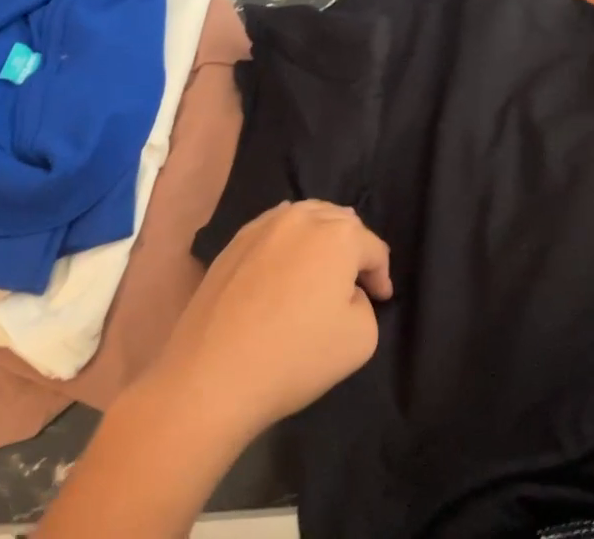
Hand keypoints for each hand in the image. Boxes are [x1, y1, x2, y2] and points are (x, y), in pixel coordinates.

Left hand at [153, 201, 392, 437]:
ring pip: (304, 220)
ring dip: (319, 241)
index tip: (381, 300)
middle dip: (352, 250)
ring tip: (319, 272)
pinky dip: (287, 246)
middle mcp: (300, 218)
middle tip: (354, 284)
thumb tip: (343, 292)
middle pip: (340, 223)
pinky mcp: (231, 244)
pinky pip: (273, 232)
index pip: (373, 248)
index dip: (381, 276)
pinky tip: (283, 270)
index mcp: (338, 234)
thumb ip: (365, 303)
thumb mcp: (362, 338)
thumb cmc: (296, 356)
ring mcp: (261, 227)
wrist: (212, 376)